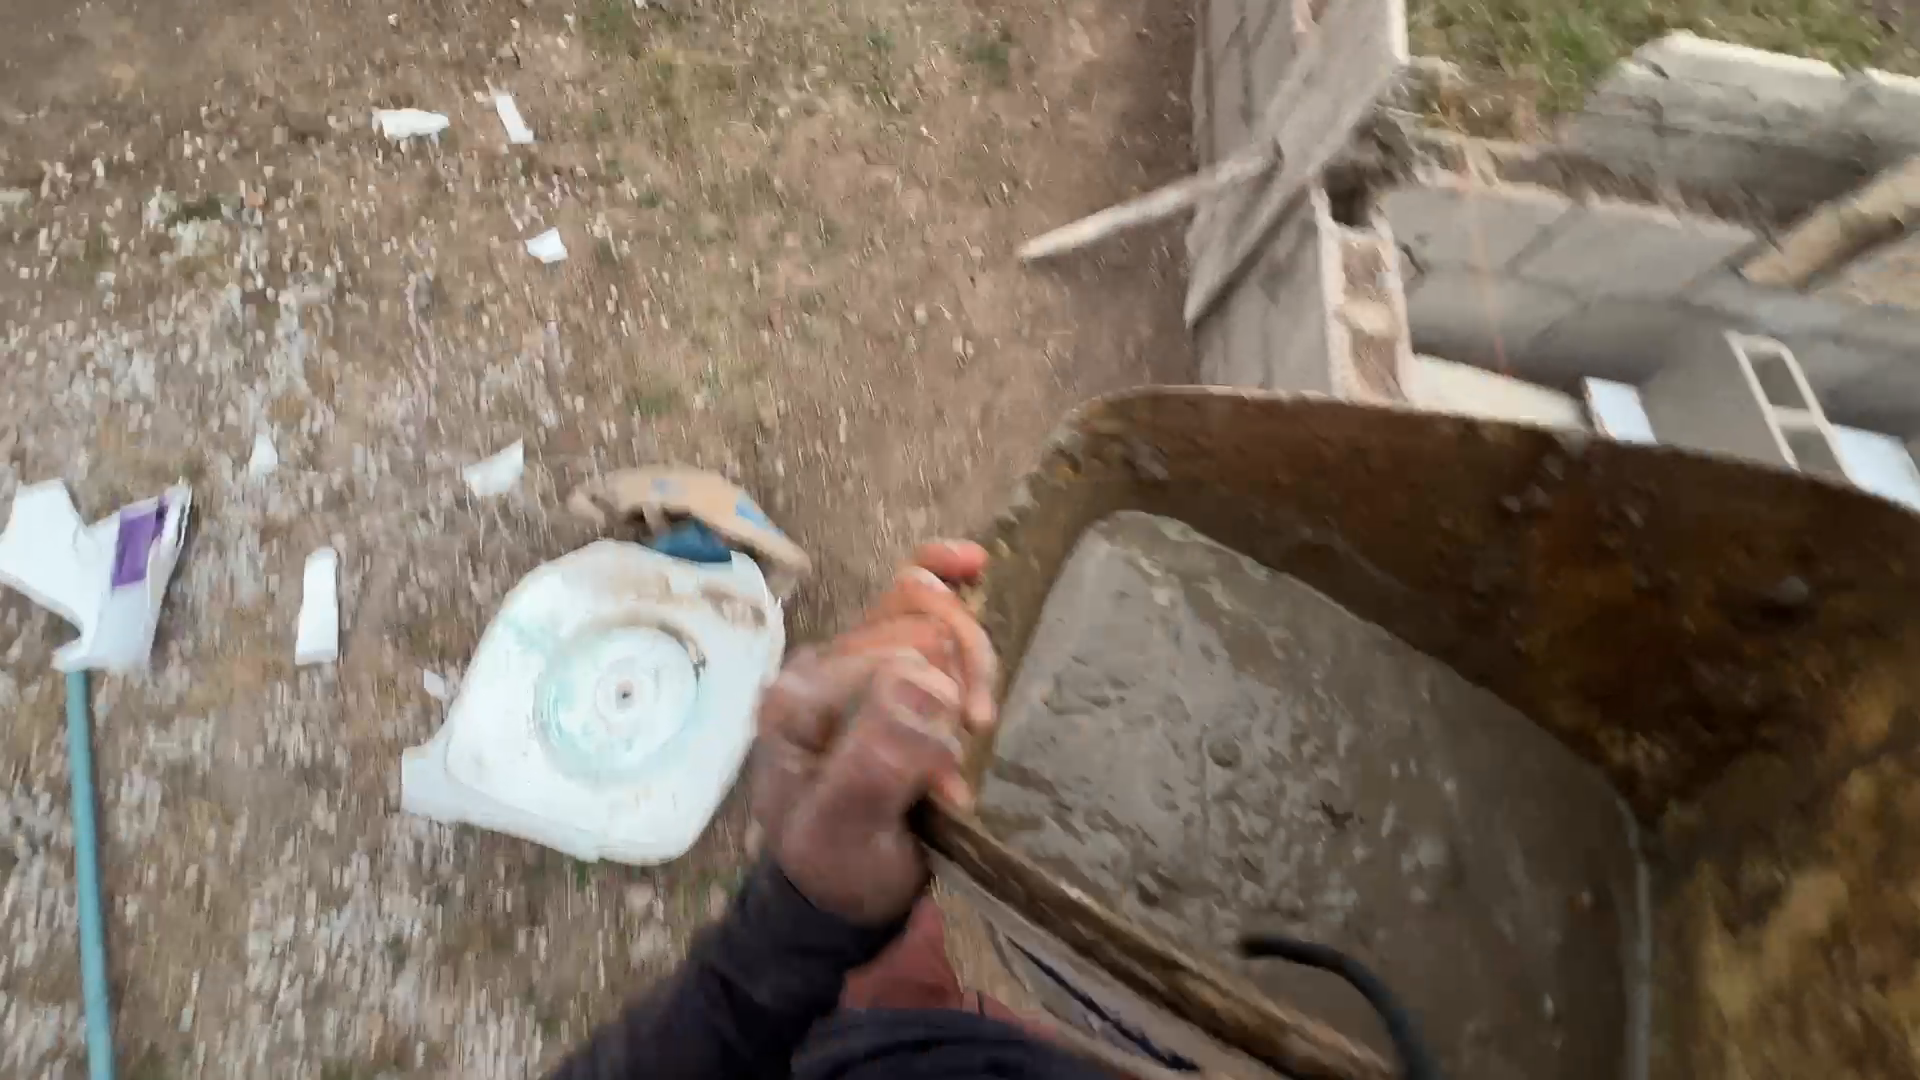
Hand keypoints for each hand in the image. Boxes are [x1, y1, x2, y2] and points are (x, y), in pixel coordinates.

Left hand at [750, 541, 995, 924]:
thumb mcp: (845, 830)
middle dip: (961, 669)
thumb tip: (931, 688)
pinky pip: (930, 610)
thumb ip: (877, 762)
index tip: (957, 767)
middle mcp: (822, 664)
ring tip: (979, 722)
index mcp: (798, 696)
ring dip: (971, 660)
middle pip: (915, 611)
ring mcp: (856, 659)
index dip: (940, 697)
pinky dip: (959, 609)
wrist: (844, 883)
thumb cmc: (835, 863)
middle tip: (977, 729)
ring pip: (931, 609)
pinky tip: (976, 593)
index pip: (893, 652)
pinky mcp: (888, 664)